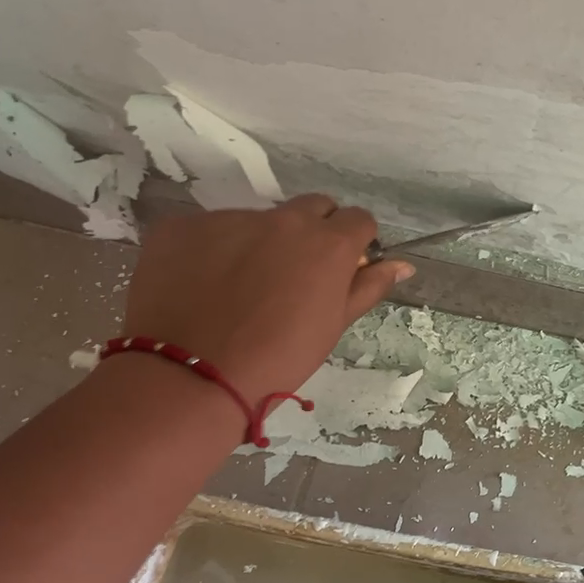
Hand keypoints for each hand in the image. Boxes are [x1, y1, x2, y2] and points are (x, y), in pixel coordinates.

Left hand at [121, 195, 412, 393]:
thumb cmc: (279, 358)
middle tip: (297, 272)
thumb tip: (401, 264)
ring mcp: (229, 218)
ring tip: (242, 287)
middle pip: (313, 207)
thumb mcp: (333, 326)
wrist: (190, 375)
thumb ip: (368, 287)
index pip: (359, 219)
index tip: (342, 267)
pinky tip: (204, 286)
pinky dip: (215, 250)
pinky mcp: (182, 225)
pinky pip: (210, 229)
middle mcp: (283, 220)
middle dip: (314, 231)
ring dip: (262, 241)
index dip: (355, 241)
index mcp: (328, 244)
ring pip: (260, 219)